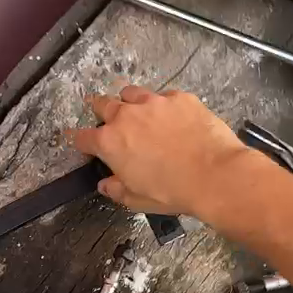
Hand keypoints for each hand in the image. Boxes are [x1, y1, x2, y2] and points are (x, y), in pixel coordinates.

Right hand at [67, 85, 258, 218]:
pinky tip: (171, 117)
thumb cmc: (174, 191)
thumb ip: (117, 189)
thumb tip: (107, 184)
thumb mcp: (138, 199)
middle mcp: (127, 116)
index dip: (78, 138)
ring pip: (131, 93)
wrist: (214, 175)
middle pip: (102, 104)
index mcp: (110, 142)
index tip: (78, 139)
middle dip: (98, 108)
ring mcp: (153, 103)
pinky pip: (164, 96)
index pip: (82, 137)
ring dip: (128, 101)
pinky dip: (162, 105)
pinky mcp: (179, 98)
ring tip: (135, 109)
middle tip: (99, 111)